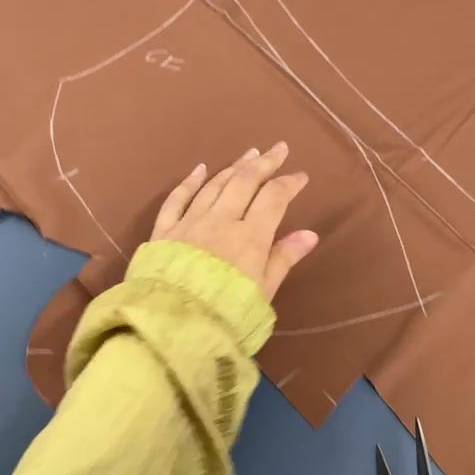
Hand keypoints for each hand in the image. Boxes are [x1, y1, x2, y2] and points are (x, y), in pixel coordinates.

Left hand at [151, 141, 318, 299]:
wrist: (173, 326)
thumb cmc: (225, 314)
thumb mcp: (263, 292)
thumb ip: (283, 259)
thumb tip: (310, 234)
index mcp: (250, 237)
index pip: (274, 198)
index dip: (289, 184)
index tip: (301, 176)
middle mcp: (221, 221)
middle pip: (245, 182)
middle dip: (264, 163)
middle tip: (278, 149)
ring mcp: (190, 223)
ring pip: (215, 185)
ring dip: (234, 167)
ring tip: (249, 154)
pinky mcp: (164, 231)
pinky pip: (178, 199)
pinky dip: (190, 181)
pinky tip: (200, 169)